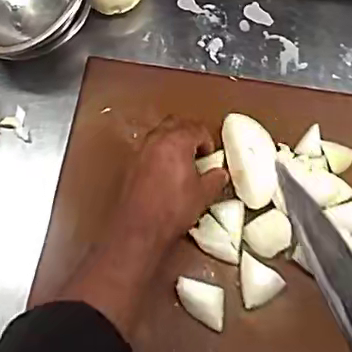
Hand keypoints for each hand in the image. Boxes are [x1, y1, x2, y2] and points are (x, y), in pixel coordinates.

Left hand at [115, 116, 228, 246]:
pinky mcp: (130, 164)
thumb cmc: (173, 209)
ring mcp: (141, 150)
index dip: (207, 141)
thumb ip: (215, 179)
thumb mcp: (203, 195)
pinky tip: (164, 173)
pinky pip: (148, 148)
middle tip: (198, 151)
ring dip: (172, 141)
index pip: (197, 128)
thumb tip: (221, 173)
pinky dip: (159, 153)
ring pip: (160, 134)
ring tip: (182, 161)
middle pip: (176, 123)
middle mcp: (157, 139)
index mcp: (177, 140)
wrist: (137, 228)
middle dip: (189, 133)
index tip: (210, 156)